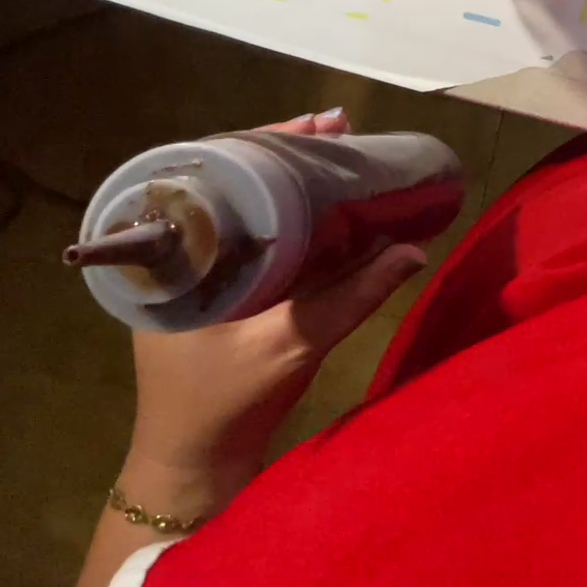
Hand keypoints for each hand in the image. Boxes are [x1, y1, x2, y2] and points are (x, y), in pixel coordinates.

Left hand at [122, 110, 428, 497]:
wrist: (193, 461)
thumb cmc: (227, 403)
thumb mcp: (294, 346)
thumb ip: (354, 297)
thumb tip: (415, 248)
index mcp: (172, 259)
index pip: (210, 176)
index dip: (263, 142)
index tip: (313, 124)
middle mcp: (176, 254)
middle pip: (227, 180)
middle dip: (281, 148)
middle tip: (335, 125)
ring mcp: (194, 269)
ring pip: (239, 201)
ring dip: (284, 173)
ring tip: (332, 144)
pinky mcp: (215, 284)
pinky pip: (248, 228)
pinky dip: (284, 206)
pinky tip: (319, 195)